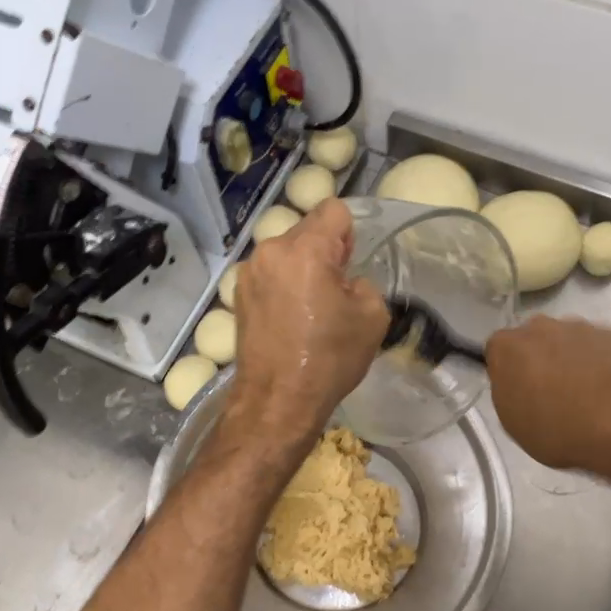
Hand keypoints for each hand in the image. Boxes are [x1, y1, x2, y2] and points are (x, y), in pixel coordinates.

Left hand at [231, 199, 388, 435]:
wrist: (278, 401)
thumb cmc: (329, 359)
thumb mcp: (372, 317)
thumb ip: (362, 282)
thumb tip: (344, 281)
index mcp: (305, 250)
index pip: (333, 210)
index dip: (348, 235)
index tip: (349, 268)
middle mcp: (271, 251)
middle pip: (306, 230)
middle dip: (324, 253)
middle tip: (334, 294)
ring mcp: (249, 273)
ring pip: (286, 254)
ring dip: (301, 270)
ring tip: (310, 311)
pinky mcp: (238, 295)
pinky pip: (270, 276)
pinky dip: (283, 288)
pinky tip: (290, 320)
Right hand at [485, 316, 610, 480]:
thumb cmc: (562, 429)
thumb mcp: (515, 425)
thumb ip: (509, 394)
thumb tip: (518, 382)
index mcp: (509, 346)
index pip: (497, 352)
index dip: (508, 374)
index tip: (520, 396)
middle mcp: (543, 326)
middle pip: (534, 341)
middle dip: (540, 362)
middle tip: (552, 396)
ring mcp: (583, 327)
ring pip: (569, 343)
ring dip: (573, 363)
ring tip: (589, 399)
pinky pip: (601, 351)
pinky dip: (603, 366)